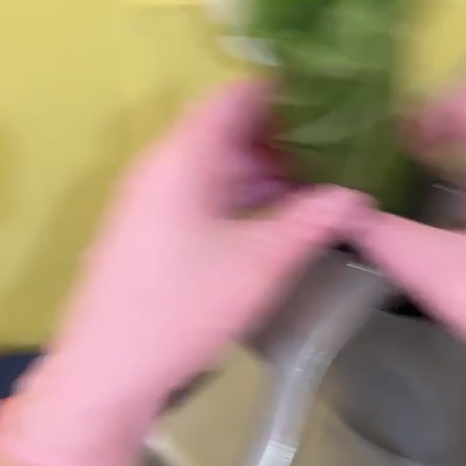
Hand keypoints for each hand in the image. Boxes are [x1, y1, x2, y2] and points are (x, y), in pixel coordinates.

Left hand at [0, 82, 369, 465]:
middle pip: (228, 131)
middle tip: (339, 152)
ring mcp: (153, 200)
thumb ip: (311, 222)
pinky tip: (278, 221)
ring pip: (217, 167)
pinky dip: (242, 199)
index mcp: (182, 156)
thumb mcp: (258, 262)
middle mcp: (162, 166)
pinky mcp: (151, 231)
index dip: (285, 94)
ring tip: (319, 188)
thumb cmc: (182, 307)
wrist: (107, 371)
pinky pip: (203, 196)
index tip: (333, 104)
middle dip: (283, 139)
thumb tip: (358, 196)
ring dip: (264, 174)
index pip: (236, 96)